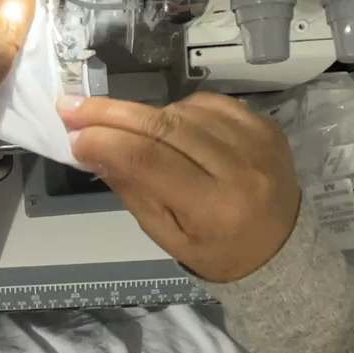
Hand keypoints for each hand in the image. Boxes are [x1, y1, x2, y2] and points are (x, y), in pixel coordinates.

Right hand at [59, 93, 301, 281]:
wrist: (281, 248)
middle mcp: (241, 168)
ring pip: (181, 110)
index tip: (72, 134)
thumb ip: (131, 189)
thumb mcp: (166, 235)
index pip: (150, 160)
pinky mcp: (264, 124)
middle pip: (164, 127)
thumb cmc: (216, 250)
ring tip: (128, 131)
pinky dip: (177, 110)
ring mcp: (257, 140)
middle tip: (72, 106)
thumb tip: (90, 148)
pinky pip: (206, 102)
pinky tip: (169, 126)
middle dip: (111, 113)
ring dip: (144, 115)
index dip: (106, 141)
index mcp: (215, 207)